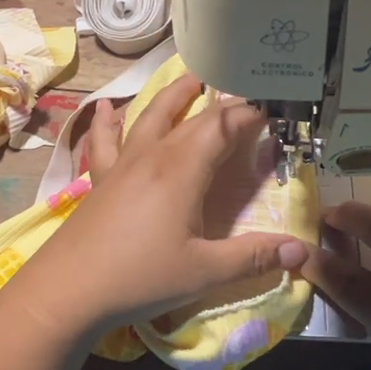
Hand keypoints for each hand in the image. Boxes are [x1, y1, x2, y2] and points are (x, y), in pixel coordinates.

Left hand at [14, 74, 308, 337]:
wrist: (67, 290)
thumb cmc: (140, 278)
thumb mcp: (204, 272)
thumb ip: (253, 257)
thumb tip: (302, 252)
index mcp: (181, 170)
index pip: (220, 126)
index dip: (246, 113)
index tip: (271, 106)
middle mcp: (151, 156)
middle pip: (189, 117)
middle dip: (219, 102)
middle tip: (242, 91)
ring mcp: (121, 165)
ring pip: (149, 117)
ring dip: (171, 96)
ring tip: (189, 79)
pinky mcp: (100, 180)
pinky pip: (105, 140)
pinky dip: (108, 121)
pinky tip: (105, 107)